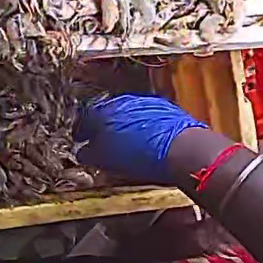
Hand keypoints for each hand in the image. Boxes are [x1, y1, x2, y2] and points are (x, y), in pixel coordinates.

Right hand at [74, 93, 204, 184]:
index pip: (84, 119)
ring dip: (122, 126)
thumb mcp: (106, 159)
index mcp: (103, 112)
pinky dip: (141, 127)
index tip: (80, 140)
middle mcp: (122, 102)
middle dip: (102, 127)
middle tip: (101, 143)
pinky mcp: (164, 109)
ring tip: (124, 144)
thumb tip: (83, 152)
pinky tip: (145, 142)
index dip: (80, 131)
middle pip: (106, 114)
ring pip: (126, 114)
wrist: (182, 150)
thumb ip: (90, 153)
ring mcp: (144, 103)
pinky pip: (145, 117)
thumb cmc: (140, 155)